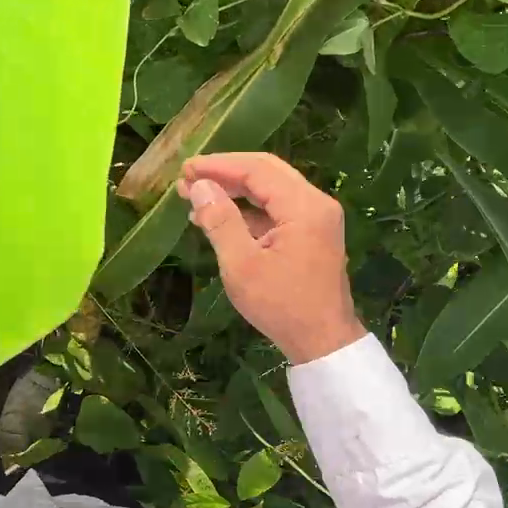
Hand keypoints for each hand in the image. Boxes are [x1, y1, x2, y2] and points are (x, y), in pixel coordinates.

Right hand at [176, 153, 365, 364]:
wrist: (322, 341)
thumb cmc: (280, 305)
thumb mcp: (241, 264)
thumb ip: (220, 221)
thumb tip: (199, 187)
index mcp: (304, 207)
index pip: (257, 170)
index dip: (219, 166)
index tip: (185, 169)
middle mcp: (315, 204)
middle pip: (267, 173)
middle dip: (225, 173)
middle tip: (188, 177)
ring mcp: (316, 219)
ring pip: (271, 190)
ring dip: (234, 191)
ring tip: (195, 196)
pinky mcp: (311, 234)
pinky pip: (276, 210)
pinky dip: (246, 210)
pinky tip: (218, 218)